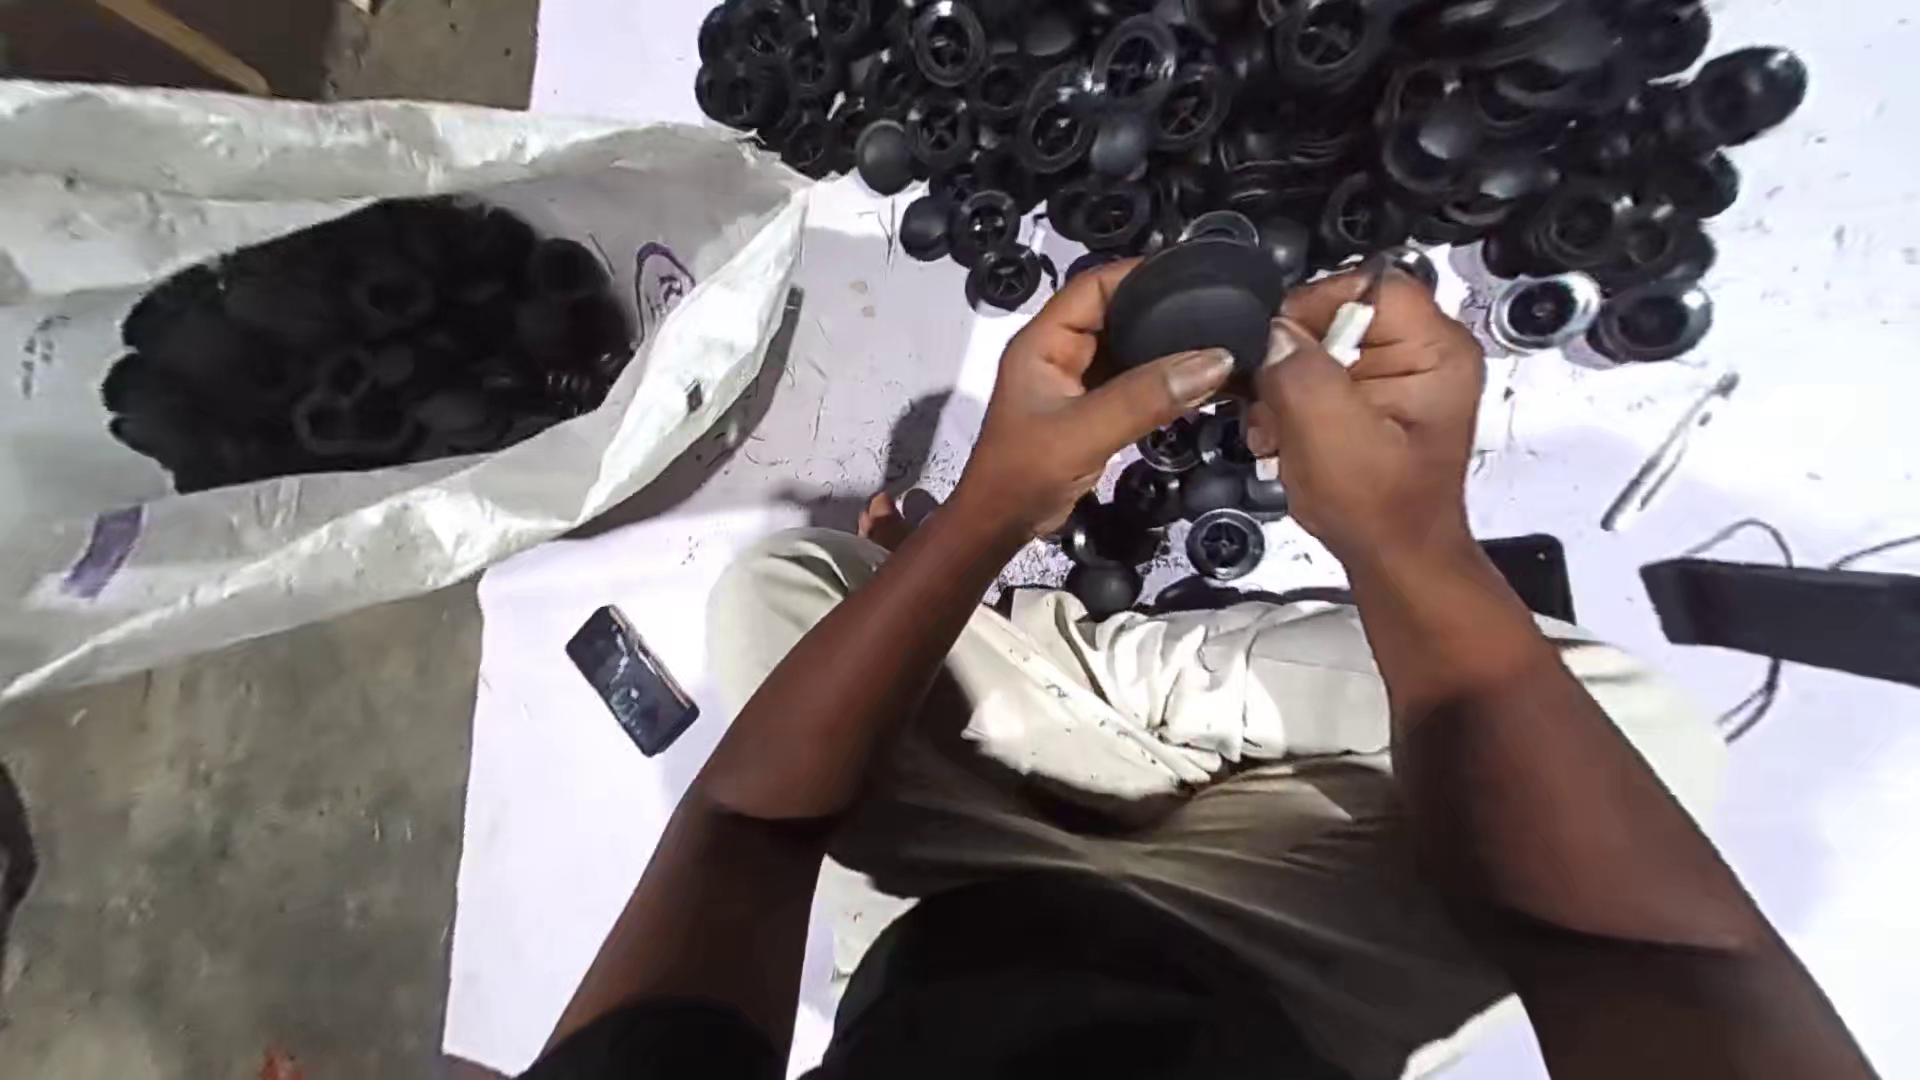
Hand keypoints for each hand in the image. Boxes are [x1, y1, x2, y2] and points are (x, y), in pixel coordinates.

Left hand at [956, 260, 1235, 535]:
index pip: (1094, 286)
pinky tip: (1192, 383)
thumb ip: (1143, 399)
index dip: (1141, 275)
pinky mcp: (1088, 411)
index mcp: (1042, 343)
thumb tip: (1213, 362)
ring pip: (1126, 351)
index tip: (1194, 276)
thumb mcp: (1082, 433)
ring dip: (1164, 350)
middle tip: (1216, 314)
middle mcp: (1058, 355)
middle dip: (1162, 312)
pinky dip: (1159, 382)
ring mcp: (1073, 384)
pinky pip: (1130, 384)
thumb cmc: (1022, 475)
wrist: (1002, 524)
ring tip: (1215, 345)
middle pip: (1115, 315)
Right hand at [1244, 269, 1485, 566]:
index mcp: (1432, 353)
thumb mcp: (1333, 438)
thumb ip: (1300, 376)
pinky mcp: (1358, 402)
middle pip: (1332, 318)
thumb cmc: (1381, 509)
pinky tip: (1285, 437)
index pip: (1368, 284)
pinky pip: (1306, 382)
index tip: (1279, 351)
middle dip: (1288, 364)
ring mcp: (1386, 381)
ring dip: (1280, 392)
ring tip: (1281, 431)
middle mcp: (1414, 358)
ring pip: (1311, 353)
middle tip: (1278, 405)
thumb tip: (1273, 335)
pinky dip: (1283, 408)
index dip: (1312, 310)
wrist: (1388, 554)